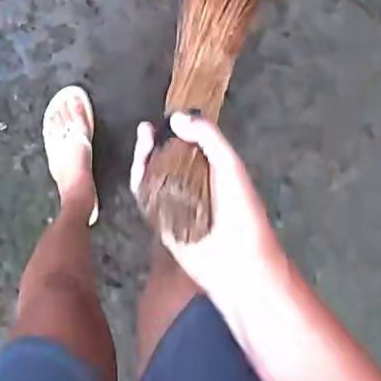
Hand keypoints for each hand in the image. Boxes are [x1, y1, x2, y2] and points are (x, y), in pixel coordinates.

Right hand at [129, 112, 285, 299]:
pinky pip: (146, 201)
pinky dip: (140, 184)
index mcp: (210, 170)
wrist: (239, 262)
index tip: (165, 118)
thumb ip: (207, 136)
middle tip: (146, 130)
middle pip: (164, 159)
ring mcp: (174, 205)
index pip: (186, 144)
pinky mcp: (161, 225)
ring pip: (151, 177)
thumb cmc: (242, 210)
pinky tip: (138, 168)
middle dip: (153, 143)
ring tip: (142, 142)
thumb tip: (176, 117)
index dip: (174, 130)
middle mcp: (190, 185)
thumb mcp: (230, 164)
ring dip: (143, 159)